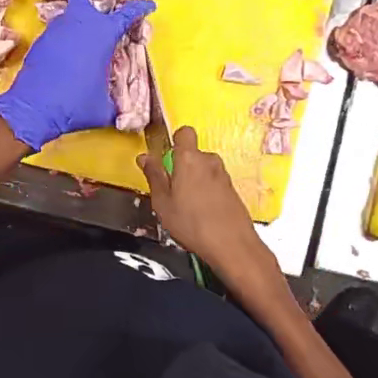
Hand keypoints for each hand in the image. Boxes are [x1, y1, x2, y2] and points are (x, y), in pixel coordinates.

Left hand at [0, 0, 155, 150]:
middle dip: (98, 4)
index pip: (126, 14)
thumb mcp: (103, 109)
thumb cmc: (74, 106)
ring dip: (79, 22)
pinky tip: (66, 54)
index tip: (148, 6)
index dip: (140, 9)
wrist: (32, 110)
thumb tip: (123, 114)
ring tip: (85, 39)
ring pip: (70, 14)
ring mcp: (56, 30)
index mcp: (102, 34)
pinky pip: (56, 31)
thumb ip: (116, 104)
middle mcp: (79, 24)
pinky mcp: (40, 41)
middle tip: (105, 19)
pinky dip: (64, 37)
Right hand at [138, 126, 266, 272]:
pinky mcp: (232, 189)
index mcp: (189, 159)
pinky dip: (206, 192)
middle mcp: (209, 161)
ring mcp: (223, 175)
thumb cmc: (191, 223)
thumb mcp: (163, 202)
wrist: (231, 244)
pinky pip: (213, 182)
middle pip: (193, 154)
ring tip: (186, 206)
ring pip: (203, 169)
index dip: (174, 141)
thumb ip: (154, 176)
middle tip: (171, 192)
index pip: (184, 133)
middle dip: (181, 167)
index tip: (166, 159)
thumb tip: (144, 156)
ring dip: (194, 181)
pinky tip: (201, 213)